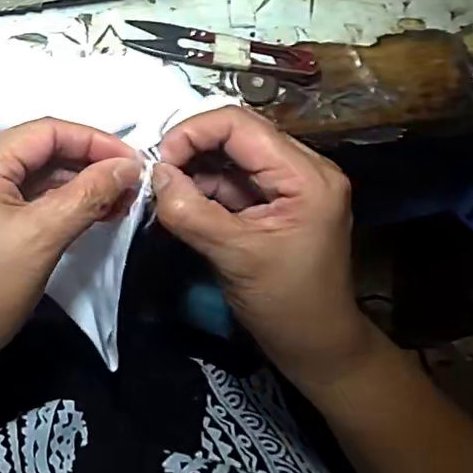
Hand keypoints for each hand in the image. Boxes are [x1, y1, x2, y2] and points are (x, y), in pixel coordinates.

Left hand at [0, 118, 143, 380]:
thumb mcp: (45, 236)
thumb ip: (90, 193)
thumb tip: (131, 166)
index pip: (46, 131)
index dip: (94, 141)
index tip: (134, 160)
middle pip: (45, 148)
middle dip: (92, 163)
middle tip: (133, 183)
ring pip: (43, 170)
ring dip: (84, 182)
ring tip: (123, 200)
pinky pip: (35, 191)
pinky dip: (67, 198)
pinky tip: (99, 209)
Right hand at [153, 106, 382, 388]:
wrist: (318, 347)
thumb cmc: (286, 304)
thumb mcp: (234, 256)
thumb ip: (190, 212)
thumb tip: (154, 174)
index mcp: (306, 175)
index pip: (240, 125)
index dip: (193, 132)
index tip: (159, 162)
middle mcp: (303, 168)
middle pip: (236, 133)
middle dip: (191, 147)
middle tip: (158, 173)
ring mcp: (289, 183)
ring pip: (231, 153)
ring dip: (195, 165)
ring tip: (165, 188)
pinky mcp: (275, 199)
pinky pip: (233, 177)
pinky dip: (204, 184)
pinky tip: (181, 198)